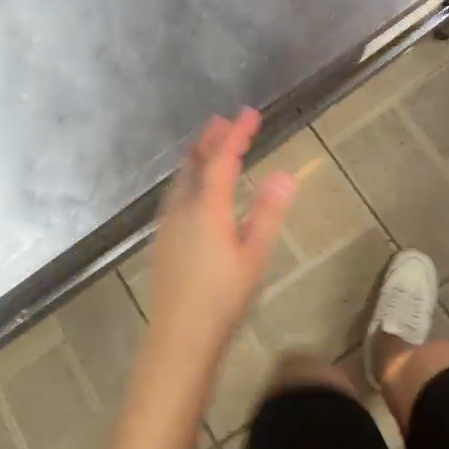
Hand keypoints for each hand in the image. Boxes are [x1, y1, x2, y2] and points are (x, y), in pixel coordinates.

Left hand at [146, 108, 297, 365]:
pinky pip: (176, 191)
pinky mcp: (163, 236)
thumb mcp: (254, 256)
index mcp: (207, 206)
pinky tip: (193, 187)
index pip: (222, 158)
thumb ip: (268, 213)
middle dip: (211, 138)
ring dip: (197, 155)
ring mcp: (168, 221)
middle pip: (196, 162)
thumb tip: (285, 174)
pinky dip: (189, 174)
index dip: (236, 134)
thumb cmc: (223, 298)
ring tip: (209, 143)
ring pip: (182, 176)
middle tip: (225, 119)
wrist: (179, 336)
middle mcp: (183, 206)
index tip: (249, 112)